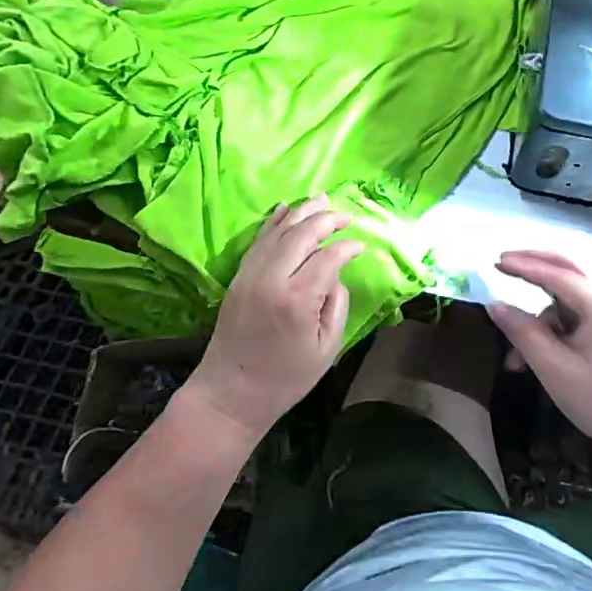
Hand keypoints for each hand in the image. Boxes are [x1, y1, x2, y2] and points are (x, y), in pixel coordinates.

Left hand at [181, 196, 363, 439]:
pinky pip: (258, 240)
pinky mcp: (237, 277)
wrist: (230, 392)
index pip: (328, 258)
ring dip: (301, 212)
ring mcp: (250, 275)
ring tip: (321, 198)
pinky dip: (273, 222)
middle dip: (326, 219)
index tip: (361, 246)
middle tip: (346, 215)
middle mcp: (271, 279)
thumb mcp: (326, 349)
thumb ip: (335, 305)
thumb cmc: (285, 379)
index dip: (347, 247)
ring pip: (278, 231)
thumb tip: (334, 275)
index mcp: (297, 300)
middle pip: (302, 234)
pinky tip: (285, 209)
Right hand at [487, 250, 591, 456]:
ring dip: (543, 317)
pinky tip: (545, 355)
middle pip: (569, 269)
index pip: (554, 273)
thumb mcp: (555, 370)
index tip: (494, 263)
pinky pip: (584, 314)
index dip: (522, 265)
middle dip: (535, 265)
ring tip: (518, 357)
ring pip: (572, 299)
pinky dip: (560, 327)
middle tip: (503, 265)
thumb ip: (522, 333)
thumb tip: (494, 305)